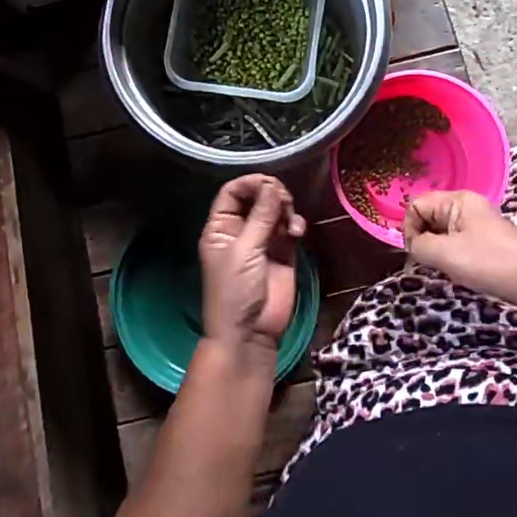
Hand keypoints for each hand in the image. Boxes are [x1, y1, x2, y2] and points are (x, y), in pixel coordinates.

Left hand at [198, 175, 306, 351]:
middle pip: (257, 197)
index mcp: (220, 226)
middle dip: (272, 194)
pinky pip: (289, 228)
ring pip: (276, 210)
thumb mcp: (244, 251)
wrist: (250, 333)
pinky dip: (295, 225)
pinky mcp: (283, 253)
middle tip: (283, 201)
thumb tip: (273, 185)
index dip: (250, 183)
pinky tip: (296, 232)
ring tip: (290, 222)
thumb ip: (261, 217)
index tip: (269, 182)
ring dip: (286, 210)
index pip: (232, 192)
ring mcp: (262, 240)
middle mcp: (241, 229)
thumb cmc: (235, 291)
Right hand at [402, 190, 516, 302]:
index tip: (416, 251)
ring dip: (436, 249)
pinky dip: (450, 255)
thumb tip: (413, 245)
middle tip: (430, 261)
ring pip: (441, 231)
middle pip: (428, 216)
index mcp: (457, 199)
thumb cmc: (488, 262)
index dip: (409, 228)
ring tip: (446, 266)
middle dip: (422, 238)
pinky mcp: (485, 239)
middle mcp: (466, 205)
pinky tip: (460, 269)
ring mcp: (477, 222)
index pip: (416, 205)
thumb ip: (418, 245)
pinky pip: (455, 241)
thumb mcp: (444, 253)